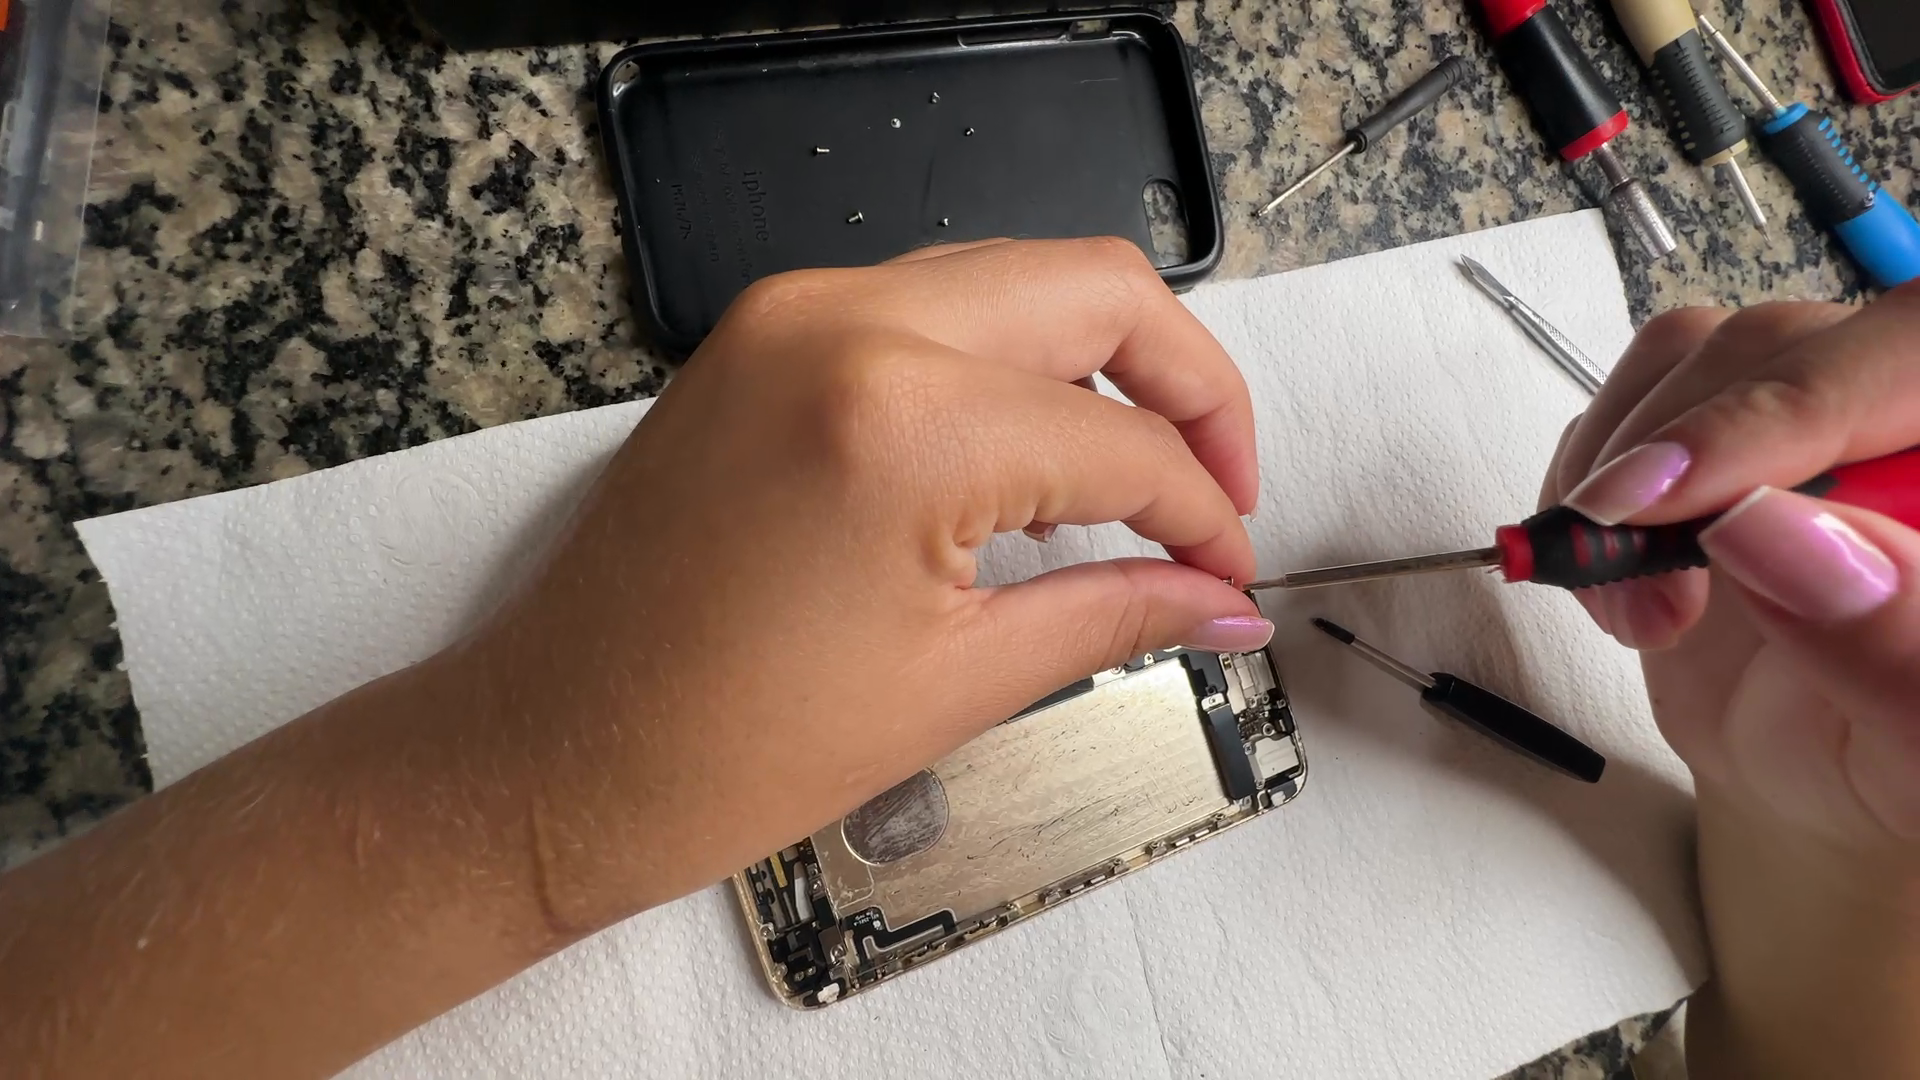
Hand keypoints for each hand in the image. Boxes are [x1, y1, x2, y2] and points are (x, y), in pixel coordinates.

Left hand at [451, 238, 1268, 929]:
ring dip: (1102, 365)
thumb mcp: (960, 682)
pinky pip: (938, 310)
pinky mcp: (768, 333)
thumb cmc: (730, 748)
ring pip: (1019, 282)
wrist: (556, 753)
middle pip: (1096, 290)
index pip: (1123, 443)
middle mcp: (849, 322)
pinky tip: (1036, 453)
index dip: (1203, 515)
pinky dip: (1013, 368)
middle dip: (1190, 385)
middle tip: (1218, 489)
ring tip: (1138, 477)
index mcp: (904, 420)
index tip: (1227, 570)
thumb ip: (1117, 613)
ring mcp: (795, 312)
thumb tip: (1222, 600)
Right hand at [1538, 288, 1919, 1075]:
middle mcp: (1908, 417)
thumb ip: (1888, 636)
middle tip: (1632, 568)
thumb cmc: (1908, 766)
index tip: (1654, 512)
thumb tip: (1774, 535)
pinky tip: (1620, 554)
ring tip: (1629, 573)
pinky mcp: (1712, 453)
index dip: (1779, 413)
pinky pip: (1630, 406)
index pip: (1911, 353)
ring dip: (1622, 463)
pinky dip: (1592, 472)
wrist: (1854, 773)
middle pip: (1786, 337)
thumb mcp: (1919, 746)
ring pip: (1693, 357)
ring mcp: (1808, 425)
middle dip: (1676, 453)